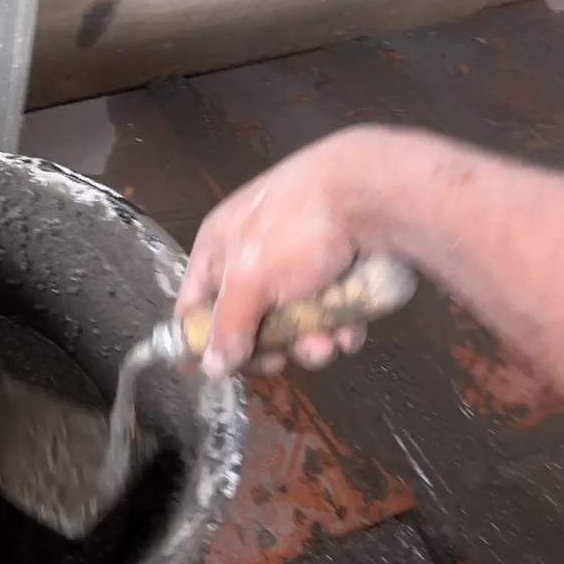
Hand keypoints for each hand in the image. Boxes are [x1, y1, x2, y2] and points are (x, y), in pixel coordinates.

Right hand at [178, 125, 407, 377]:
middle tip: (281, 360)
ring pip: (291, 321)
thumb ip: (228, 326)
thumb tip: (210, 368)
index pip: (194, 303)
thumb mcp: (250, 280)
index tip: (209, 372)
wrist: (369, 190)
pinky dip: (337, 326)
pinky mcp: (334, 271)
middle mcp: (249, 256)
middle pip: (246, 319)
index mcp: (216, 248)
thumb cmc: (293, 229)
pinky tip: (351, 330)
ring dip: (308, 341)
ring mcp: (294, 263)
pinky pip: (326, 311)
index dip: (198, 338)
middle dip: (266, 345)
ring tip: (329, 344)